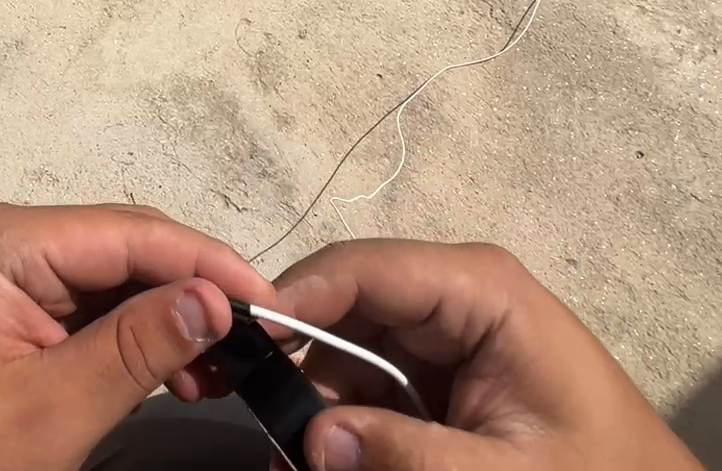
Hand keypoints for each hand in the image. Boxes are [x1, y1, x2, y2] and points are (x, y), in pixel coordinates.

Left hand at [0, 203, 275, 470]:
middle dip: (193, 286)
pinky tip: (186, 369)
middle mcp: (18, 240)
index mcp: (11, 240)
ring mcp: (22, 273)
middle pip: (127, 247)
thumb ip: (135, 348)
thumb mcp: (48, 409)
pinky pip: (100, 309)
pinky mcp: (27, 310)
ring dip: (175, 315)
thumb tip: (217, 300)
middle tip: (260, 335)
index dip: (202, 260)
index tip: (268, 300)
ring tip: (230, 364)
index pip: (128, 233)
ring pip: (121, 278)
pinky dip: (145, 336)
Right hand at [272, 240, 701, 470]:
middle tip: (266, 427)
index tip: (245, 347)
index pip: (360, 268)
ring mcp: (442, 324)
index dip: (296, 298)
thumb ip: (415, 459)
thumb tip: (312, 440)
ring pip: (346, 343)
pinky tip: (330, 455)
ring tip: (295, 461)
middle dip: (301, 362)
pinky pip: (369, 374)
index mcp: (476, 286)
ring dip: (316, 398)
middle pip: (344, 302)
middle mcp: (449, 289)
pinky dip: (343, 415)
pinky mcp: (438, 360)